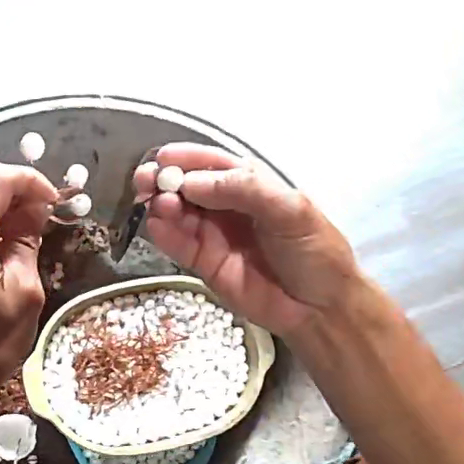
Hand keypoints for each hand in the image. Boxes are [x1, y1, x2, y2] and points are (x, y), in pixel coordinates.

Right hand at [135, 144, 357, 336]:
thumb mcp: (289, 209)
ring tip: (157, 203)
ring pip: (178, 214)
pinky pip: (177, 245)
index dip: (187, 158)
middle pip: (187, 187)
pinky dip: (163, 234)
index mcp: (250, 185)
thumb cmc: (314, 251)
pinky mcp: (203, 263)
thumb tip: (192, 183)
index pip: (213, 164)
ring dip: (162, 205)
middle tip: (145, 179)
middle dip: (164, 180)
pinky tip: (156, 226)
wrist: (318, 306)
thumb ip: (244, 190)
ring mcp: (213, 235)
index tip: (163, 157)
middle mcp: (226, 207)